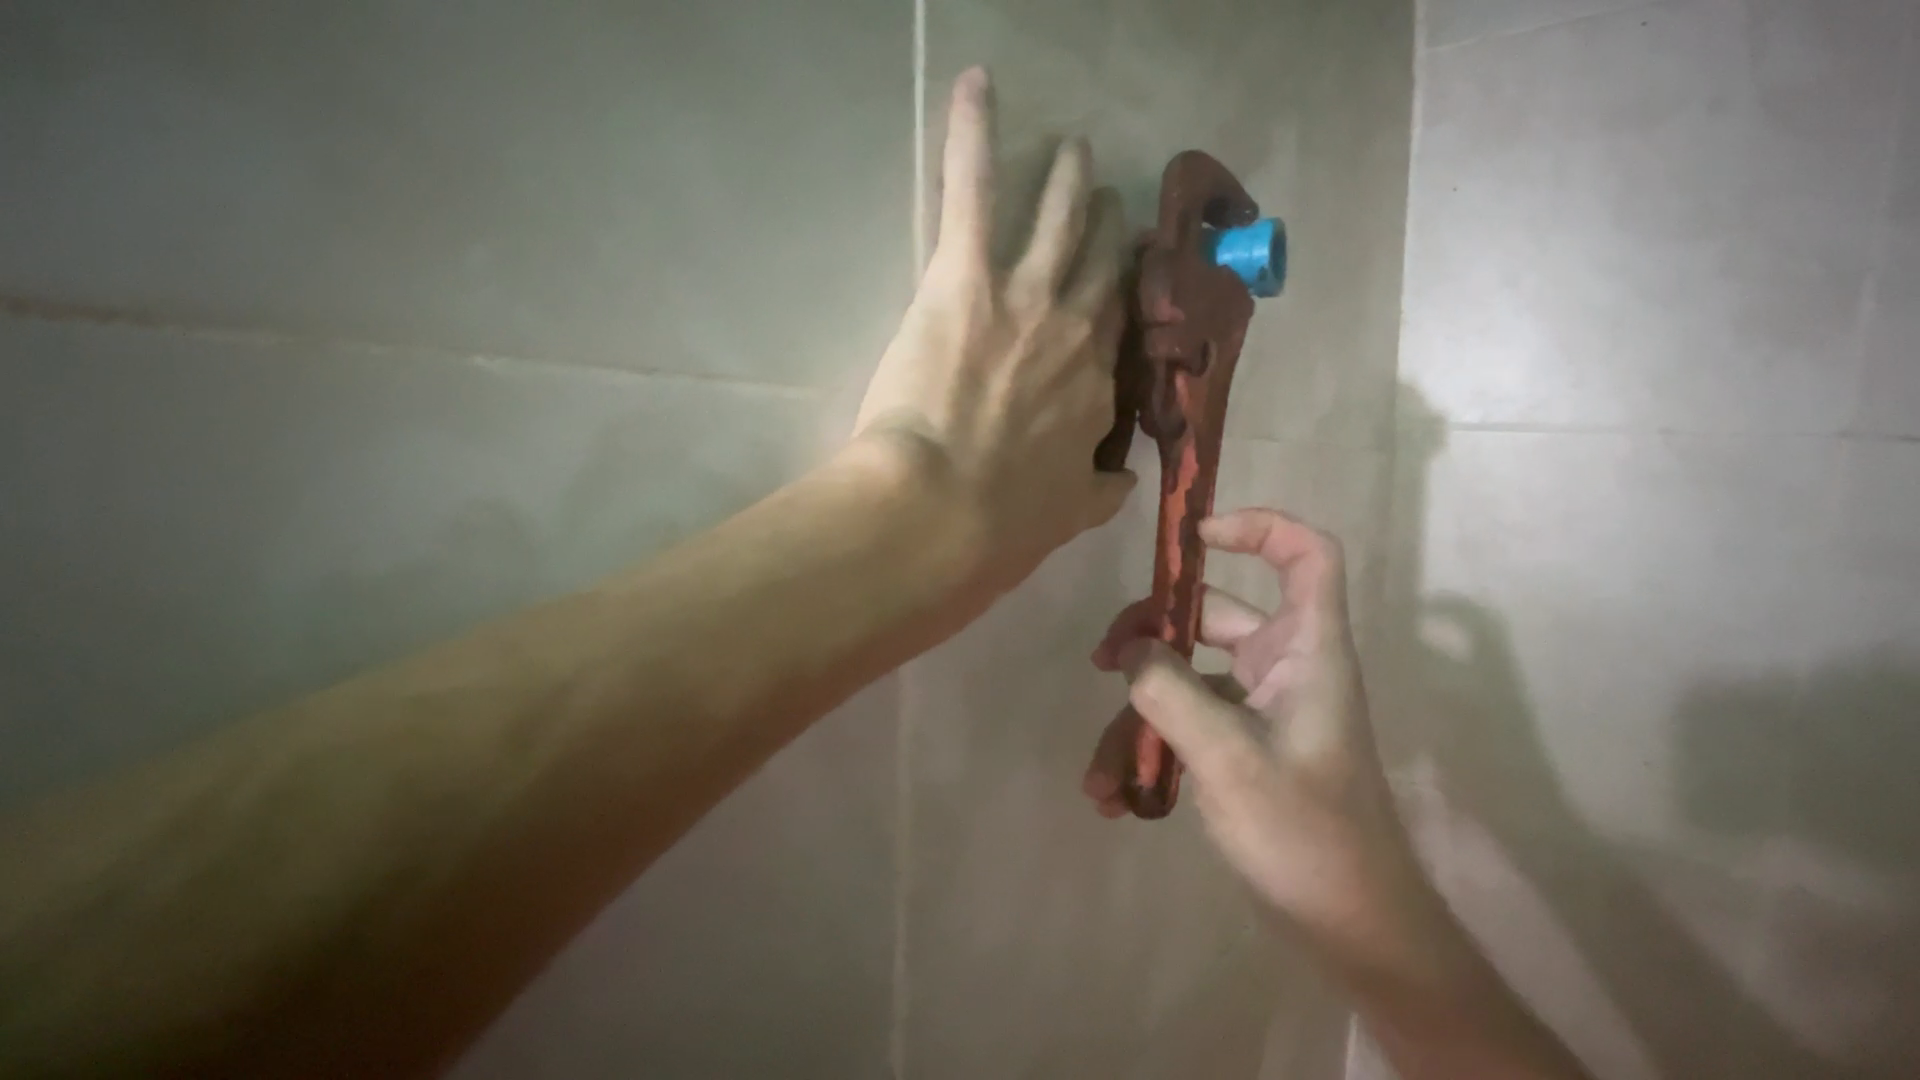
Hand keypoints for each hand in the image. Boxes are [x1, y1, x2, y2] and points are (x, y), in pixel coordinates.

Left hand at [854, 67, 1135, 593]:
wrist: (944, 512)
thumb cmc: (1001, 524)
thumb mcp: (1068, 516)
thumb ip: (1101, 493)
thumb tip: (1127, 482)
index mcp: (1100, 389)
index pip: (1121, 329)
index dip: (1123, 301)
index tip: (1124, 285)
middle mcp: (1078, 331)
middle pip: (1103, 263)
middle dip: (1107, 229)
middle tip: (1104, 201)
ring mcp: (1027, 295)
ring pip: (1060, 217)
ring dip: (1068, 177)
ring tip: (1072, 148)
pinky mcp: (966, 275)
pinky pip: (974, 188)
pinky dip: (975, 132)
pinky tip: (978, 84)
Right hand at [1084, 509, 1421, 936]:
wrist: (1351, 930)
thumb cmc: (1305, 834)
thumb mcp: (1228, 757)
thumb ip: (1170, 690)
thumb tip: (1129, 649)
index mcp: (1307, 652)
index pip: (1306, 556)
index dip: (1259, 527)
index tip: (1193, 538)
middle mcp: (1284, 669)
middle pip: (1213, 614)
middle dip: (1151, 634)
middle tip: (1101, 661)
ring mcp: (1260, 711)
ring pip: (1184, 679)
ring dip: (1136, 716)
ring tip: (1099, 774)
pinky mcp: (1240, 749)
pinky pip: (1183, 726)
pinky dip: (1148, 750)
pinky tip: (1114, 797)